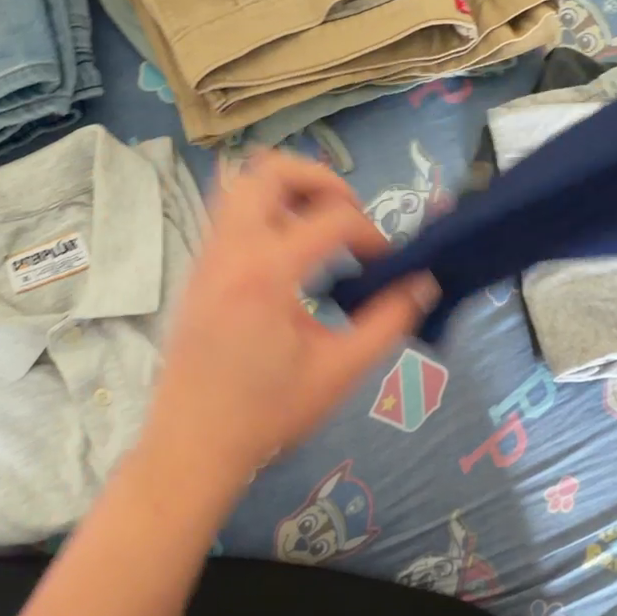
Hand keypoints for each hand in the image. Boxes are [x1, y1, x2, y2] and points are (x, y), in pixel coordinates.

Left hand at [142, 151, 438, 478]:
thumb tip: (422, 284)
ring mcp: (207, 256)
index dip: (371, 234)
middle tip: (350, 220)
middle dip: (322, 183)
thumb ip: (387, 322)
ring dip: (288, 193)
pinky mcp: (198, 272)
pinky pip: (229, 215)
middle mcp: (231, 249)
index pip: (332, 218)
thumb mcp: (339, 372)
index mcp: (267, 272)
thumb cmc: (268, 413)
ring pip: (242, 185)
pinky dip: (265, 215)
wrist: (194, 444)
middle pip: (272, 171)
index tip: (387, 266)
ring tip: (321, 231)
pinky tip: (290, 262)